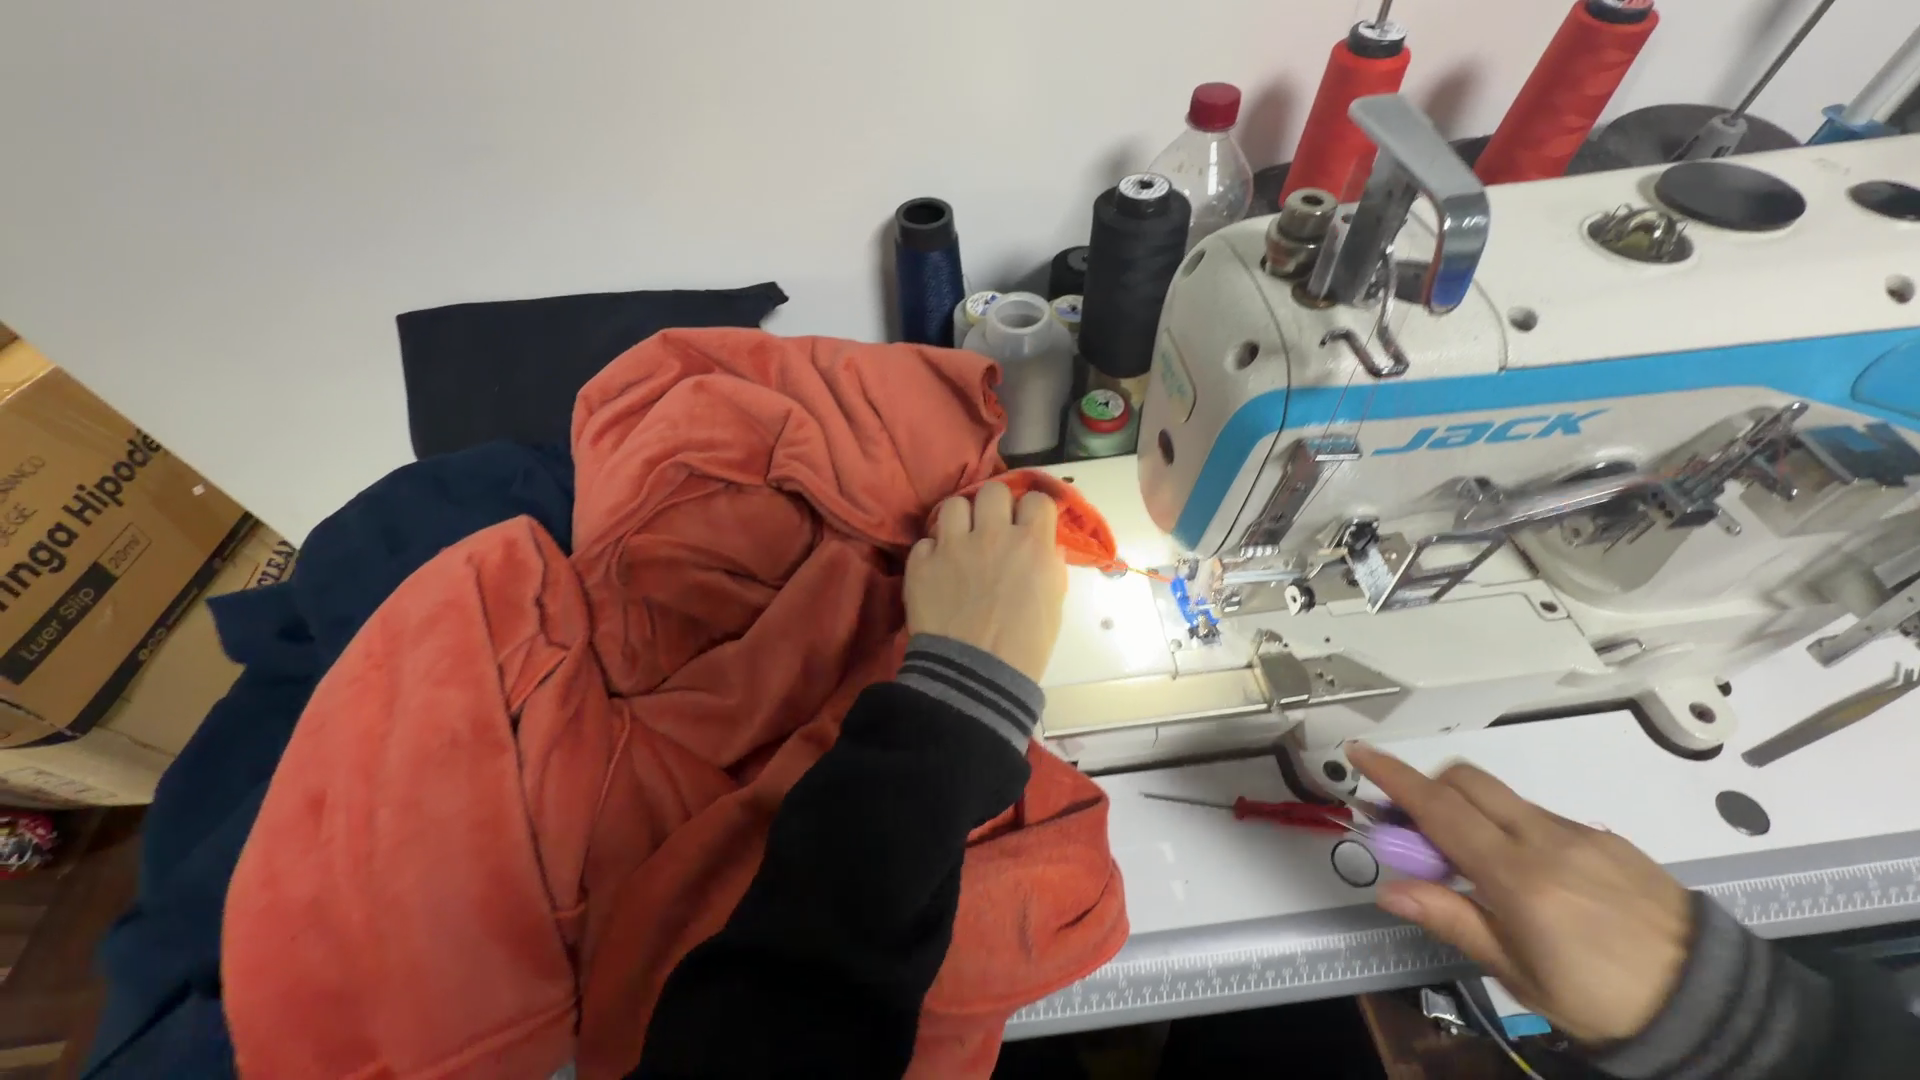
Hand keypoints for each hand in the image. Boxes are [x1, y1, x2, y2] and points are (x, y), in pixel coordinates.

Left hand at [906, 482, 1067, 681]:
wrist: (975, 675)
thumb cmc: (1025, 646)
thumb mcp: (1053, 603)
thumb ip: (1049, 566)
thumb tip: (1044, 547)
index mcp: (1032, 544)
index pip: (1036, 498)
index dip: (1032, 510)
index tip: (1028, 523)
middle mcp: (992, 535)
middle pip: (992, 489)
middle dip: (994, 505)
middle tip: (993, 527)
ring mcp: (952, 546)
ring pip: (953, 504)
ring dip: (959, 521)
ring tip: (960, 541)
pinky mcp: (921, 563)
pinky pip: (924, 542)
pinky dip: (931, 553)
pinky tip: (937, 571)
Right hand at [1348, 743, 1692, 1045]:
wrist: (1715, 1009)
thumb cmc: (1602, 1001)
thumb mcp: (1518, 973)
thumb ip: (1451, 920)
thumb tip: (1388, 890)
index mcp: (1516, 875)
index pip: (1439, 808)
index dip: (1393, 776)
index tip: (1360, 751)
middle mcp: (1545, 840)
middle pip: (1467, 781)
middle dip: (1430, 787)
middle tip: (1416, 827)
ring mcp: (1581, 834)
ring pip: (1505, 798)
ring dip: (1472, 811)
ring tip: (1479, 865)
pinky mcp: (1610, 840)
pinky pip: (1543, 817)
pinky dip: (1516, 829)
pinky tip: (1537, 878)